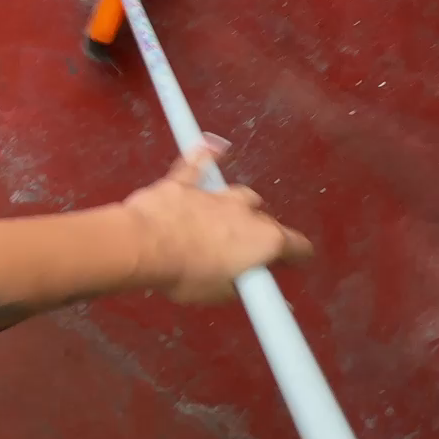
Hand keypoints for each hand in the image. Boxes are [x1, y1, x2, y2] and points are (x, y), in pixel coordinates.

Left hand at [122, 140, 312, 302]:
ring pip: (236, 193)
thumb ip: (237, 282)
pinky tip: (210, 146)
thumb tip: (239, 281)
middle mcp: (244, 212)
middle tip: (240, 243)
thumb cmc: (183, 274)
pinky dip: (203, 156)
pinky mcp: (181, 183)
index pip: (296, 246)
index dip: (292, 255)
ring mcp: (212, 194)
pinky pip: (194, 165)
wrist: (142, 244)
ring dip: (235, 202)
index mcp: (265, 241)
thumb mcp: (219, 292)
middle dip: (255, 228)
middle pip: (261, 216)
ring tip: (228, 211)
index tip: (286, 261)